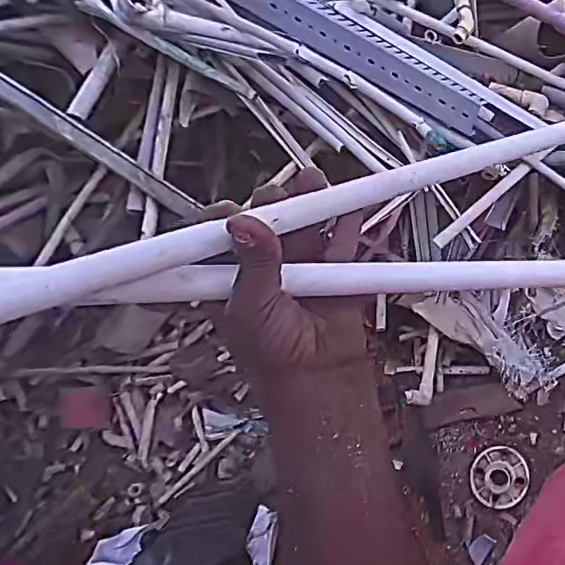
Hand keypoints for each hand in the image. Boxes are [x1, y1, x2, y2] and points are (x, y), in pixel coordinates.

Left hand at [216, 167, 369, 384]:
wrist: (317, 379)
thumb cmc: (271, 357)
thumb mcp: (250, 308)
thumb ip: (252, 265)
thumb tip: (245, 227)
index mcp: (229, 273)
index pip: (219, 232)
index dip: (225, 217)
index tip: (231, 211)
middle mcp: (263, 264)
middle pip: (266, 218)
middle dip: (275, 203)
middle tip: (278, 201)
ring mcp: (299, 264)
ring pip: (303, 223)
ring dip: (310, 202)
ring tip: (313, 185)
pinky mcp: (332, 269)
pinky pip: (338, 238)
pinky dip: (345, 221)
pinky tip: (345, 206)